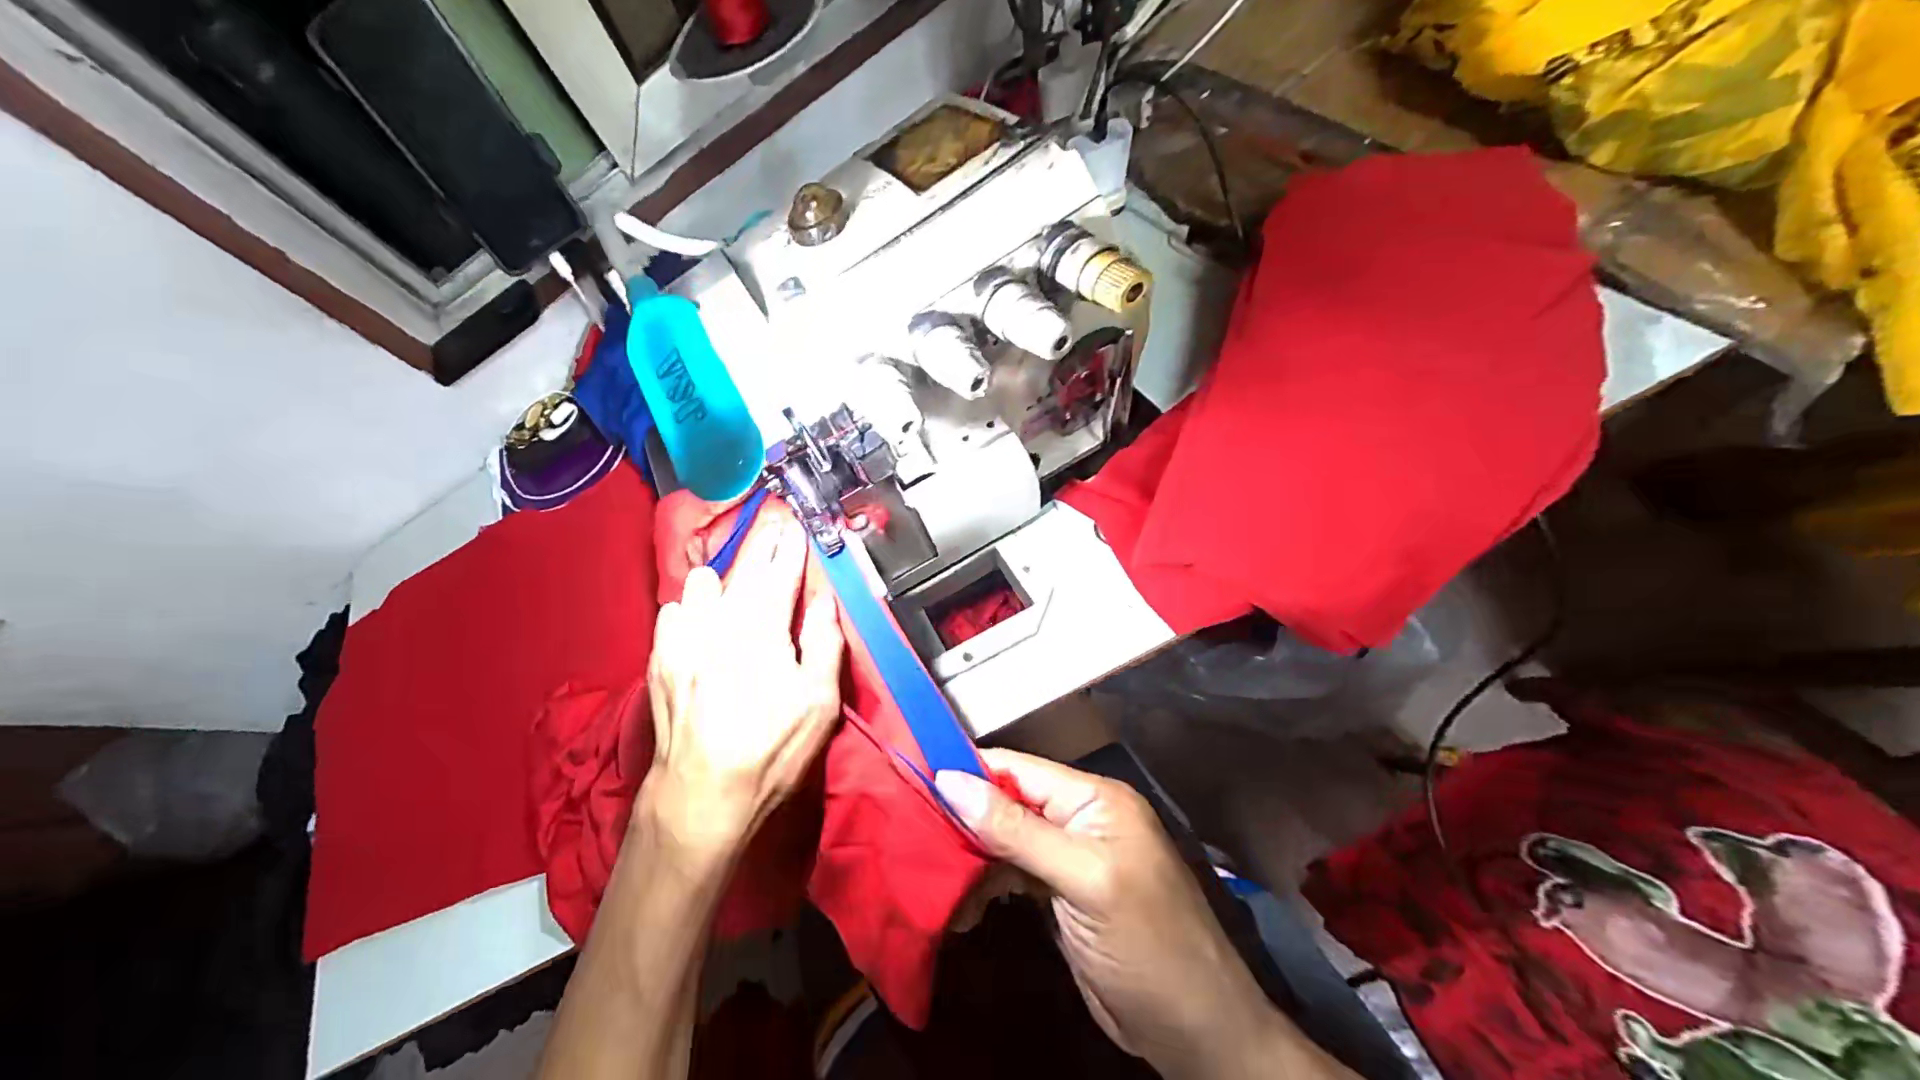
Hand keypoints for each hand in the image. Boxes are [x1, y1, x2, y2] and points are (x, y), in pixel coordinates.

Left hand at [642, 505, 843, 860]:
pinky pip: (673, 610)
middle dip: (763, 544)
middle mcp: (719, 624)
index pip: (781, 575)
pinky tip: (700, 618)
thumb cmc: (771, 752)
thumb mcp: (818, 703)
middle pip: (744, 570)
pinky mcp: (660, 659)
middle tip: (773, 525)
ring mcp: (683, 639)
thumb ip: (823, 643)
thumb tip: (823, 600)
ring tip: (736, 578)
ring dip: (724, 574)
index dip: (791, 547)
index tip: (796, 526)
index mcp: (762, 631)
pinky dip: (690, 606)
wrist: (701, 794)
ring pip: (702, 584)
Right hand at [935, 751, 1351, 1079]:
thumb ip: (1017, 831)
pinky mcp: (1059, 892)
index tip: (913, 783)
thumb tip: (949, 780)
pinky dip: (984, 888)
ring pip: (1002, 840)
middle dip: (962, 821)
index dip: (967, 773)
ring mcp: (1068, 857)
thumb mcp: (1083, 880)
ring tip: (931, 884)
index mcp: (1092, 798)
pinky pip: (1011, 873)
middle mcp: (1078, 818)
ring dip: (967, 860)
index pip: (1017, 768)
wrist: (1195, 1032)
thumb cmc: (1147, 944)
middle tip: (913, 841)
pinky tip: (962, 908)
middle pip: (1005, 802)